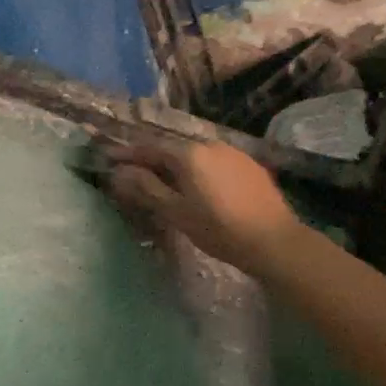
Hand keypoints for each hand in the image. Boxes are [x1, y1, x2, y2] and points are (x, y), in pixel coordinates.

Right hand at [105, 139, 305, 275]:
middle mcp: (209, 143)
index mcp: (188, 153)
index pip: (149, 146)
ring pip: (194, 154)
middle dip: (151, 158)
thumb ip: (147, 188)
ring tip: (166, 180)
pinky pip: (214, 161)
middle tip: (134, 171)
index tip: (109, 158)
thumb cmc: (220, 229)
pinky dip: (199, 169)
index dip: (128, 153)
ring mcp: (232, 152)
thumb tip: (119, 172)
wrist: (276, 242)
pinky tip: (200, 186)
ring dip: (176, 164)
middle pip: (172, 147)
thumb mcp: (177, 212)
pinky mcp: (249, 164)